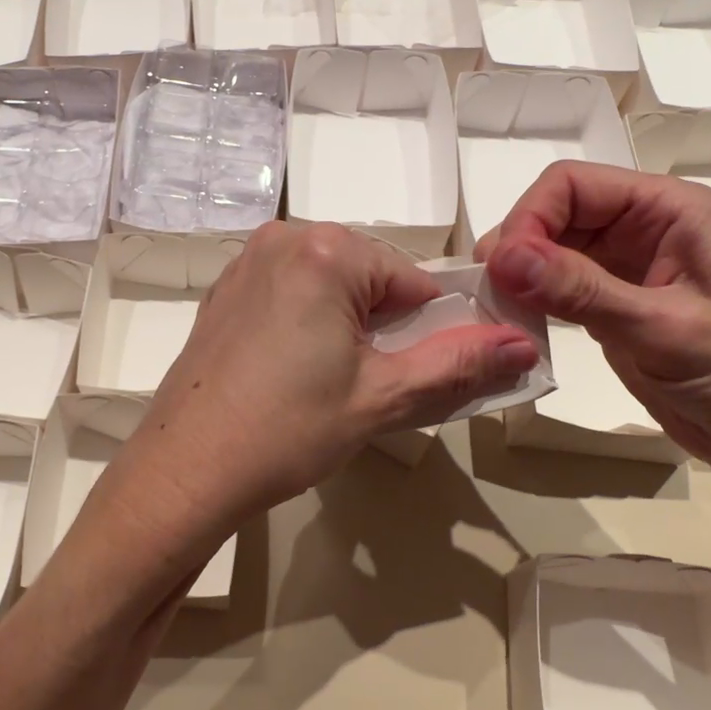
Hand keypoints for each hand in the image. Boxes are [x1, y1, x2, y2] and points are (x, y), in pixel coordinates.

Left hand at [126, 222, 539, 521]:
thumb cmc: (287, 431)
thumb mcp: (383, 398)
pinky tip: (294, 376)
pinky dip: (308, 326)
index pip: (415, 280)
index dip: (431, 330)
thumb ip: (458, 364)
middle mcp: (281, 239)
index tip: (420, 375)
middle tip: (368, 388)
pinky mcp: (223, 293)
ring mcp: (245, 264)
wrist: (186, 470)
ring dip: (347, 329)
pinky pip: (289, 294)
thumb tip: (524, 346)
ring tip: (330, 387)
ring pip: (329, 287)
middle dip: (385, 328)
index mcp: (325, 251)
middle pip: (370, 278)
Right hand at [477, 161, 710, 463]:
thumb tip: (503, 258)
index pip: (573, 185)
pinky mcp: (612, 309)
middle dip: (518, 247)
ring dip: (519, 277)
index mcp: (669, 210)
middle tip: (488, 294)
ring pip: (550, 253)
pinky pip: (557, 291)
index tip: (501, 269)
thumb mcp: (663, 328)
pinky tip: (515, 326)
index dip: (530, 217)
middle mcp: (643, 229)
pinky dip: (531, 304)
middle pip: (556, 214)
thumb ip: (581, 290)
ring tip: (495, 312)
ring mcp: (625, 270)